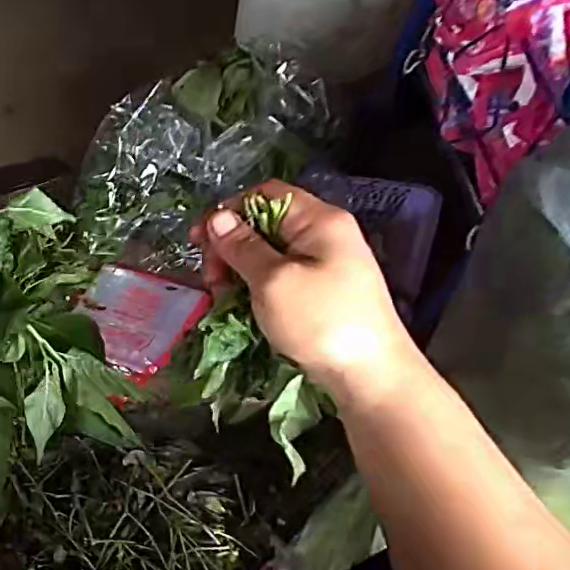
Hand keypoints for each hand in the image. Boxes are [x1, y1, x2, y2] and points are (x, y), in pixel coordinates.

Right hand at [193, 181, 417, 403]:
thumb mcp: (273, 281)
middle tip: (212, 278)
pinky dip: (256, 288)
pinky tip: (242, 307)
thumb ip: (243, 247)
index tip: (200, 239)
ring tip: (224, 298)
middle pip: (264, 224)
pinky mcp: (320, 292)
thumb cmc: (321, 322)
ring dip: (239, 271)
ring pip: (268, 254)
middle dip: (230, 246)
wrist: (369, 374)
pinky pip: (279, 278)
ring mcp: (324, 265)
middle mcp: (324, 236)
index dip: (229, 210)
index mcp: (318, 221)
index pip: (266, 194)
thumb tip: (218, 218)